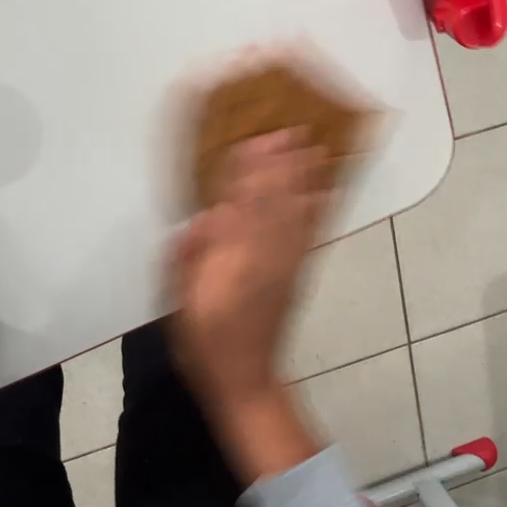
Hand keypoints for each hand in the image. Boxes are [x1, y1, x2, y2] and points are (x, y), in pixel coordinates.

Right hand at [168, 130, 332, 480]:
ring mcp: (286, 264)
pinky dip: (319, 207)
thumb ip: (191, 257)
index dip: (248, 171)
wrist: (243, 377)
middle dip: (282, 164)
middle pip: (274, 201)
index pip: (240, 206)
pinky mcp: (298, 273)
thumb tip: (207, 215)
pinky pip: (311, 233)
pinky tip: (325, 189)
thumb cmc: (203, 338)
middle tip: (291, 129)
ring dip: (305, 178)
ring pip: (297, 212)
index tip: (251, 139)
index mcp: (231, 261)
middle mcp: (264, 256)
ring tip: (314, 147)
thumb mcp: (182, 300)